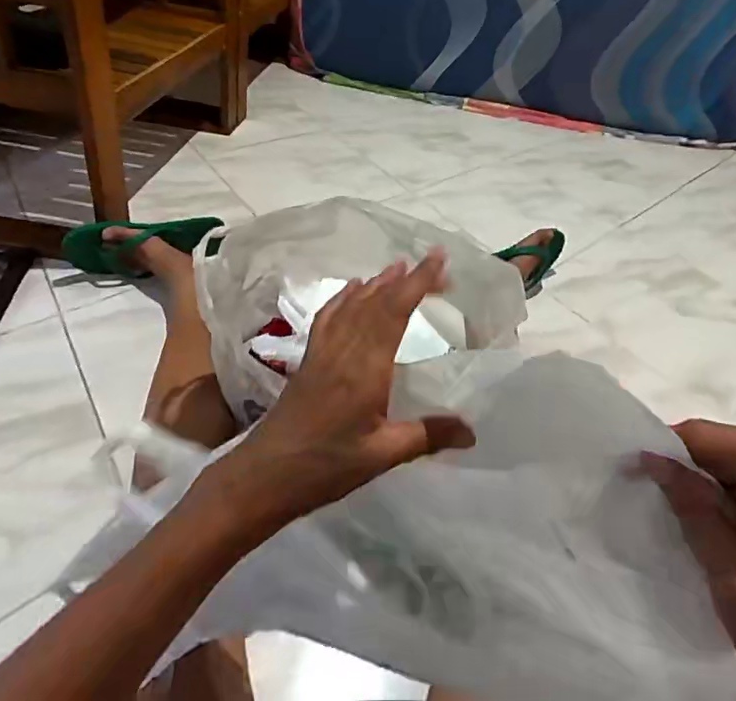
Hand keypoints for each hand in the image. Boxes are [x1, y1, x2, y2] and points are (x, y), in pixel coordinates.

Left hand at [210, 249, 475, 526]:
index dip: (419, 282)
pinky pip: (329, 317)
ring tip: (399, 266)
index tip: (439, 258)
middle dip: (406, 278)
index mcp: (366, 367)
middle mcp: (344, 350)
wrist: (263, 476)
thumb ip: (427, 436)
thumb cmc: (325, 466)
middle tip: (433, 262)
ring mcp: (323, 352)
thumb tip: (473, 432)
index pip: (395, 311)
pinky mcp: (309, 359)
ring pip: (353, 305)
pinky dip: (344, 297)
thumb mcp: (382, 456)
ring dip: (378, 283)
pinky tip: (352, 289)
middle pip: (377, 302)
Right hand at [642, 420, 735, 700]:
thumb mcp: (734, 594)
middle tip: (648, 461)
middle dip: (695, 446)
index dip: (703, 439)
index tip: (655, 448)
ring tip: (659, 473)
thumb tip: (662, 464)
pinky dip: (709, 478)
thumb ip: (701, 523)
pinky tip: (685, 492)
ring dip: (699, 460)